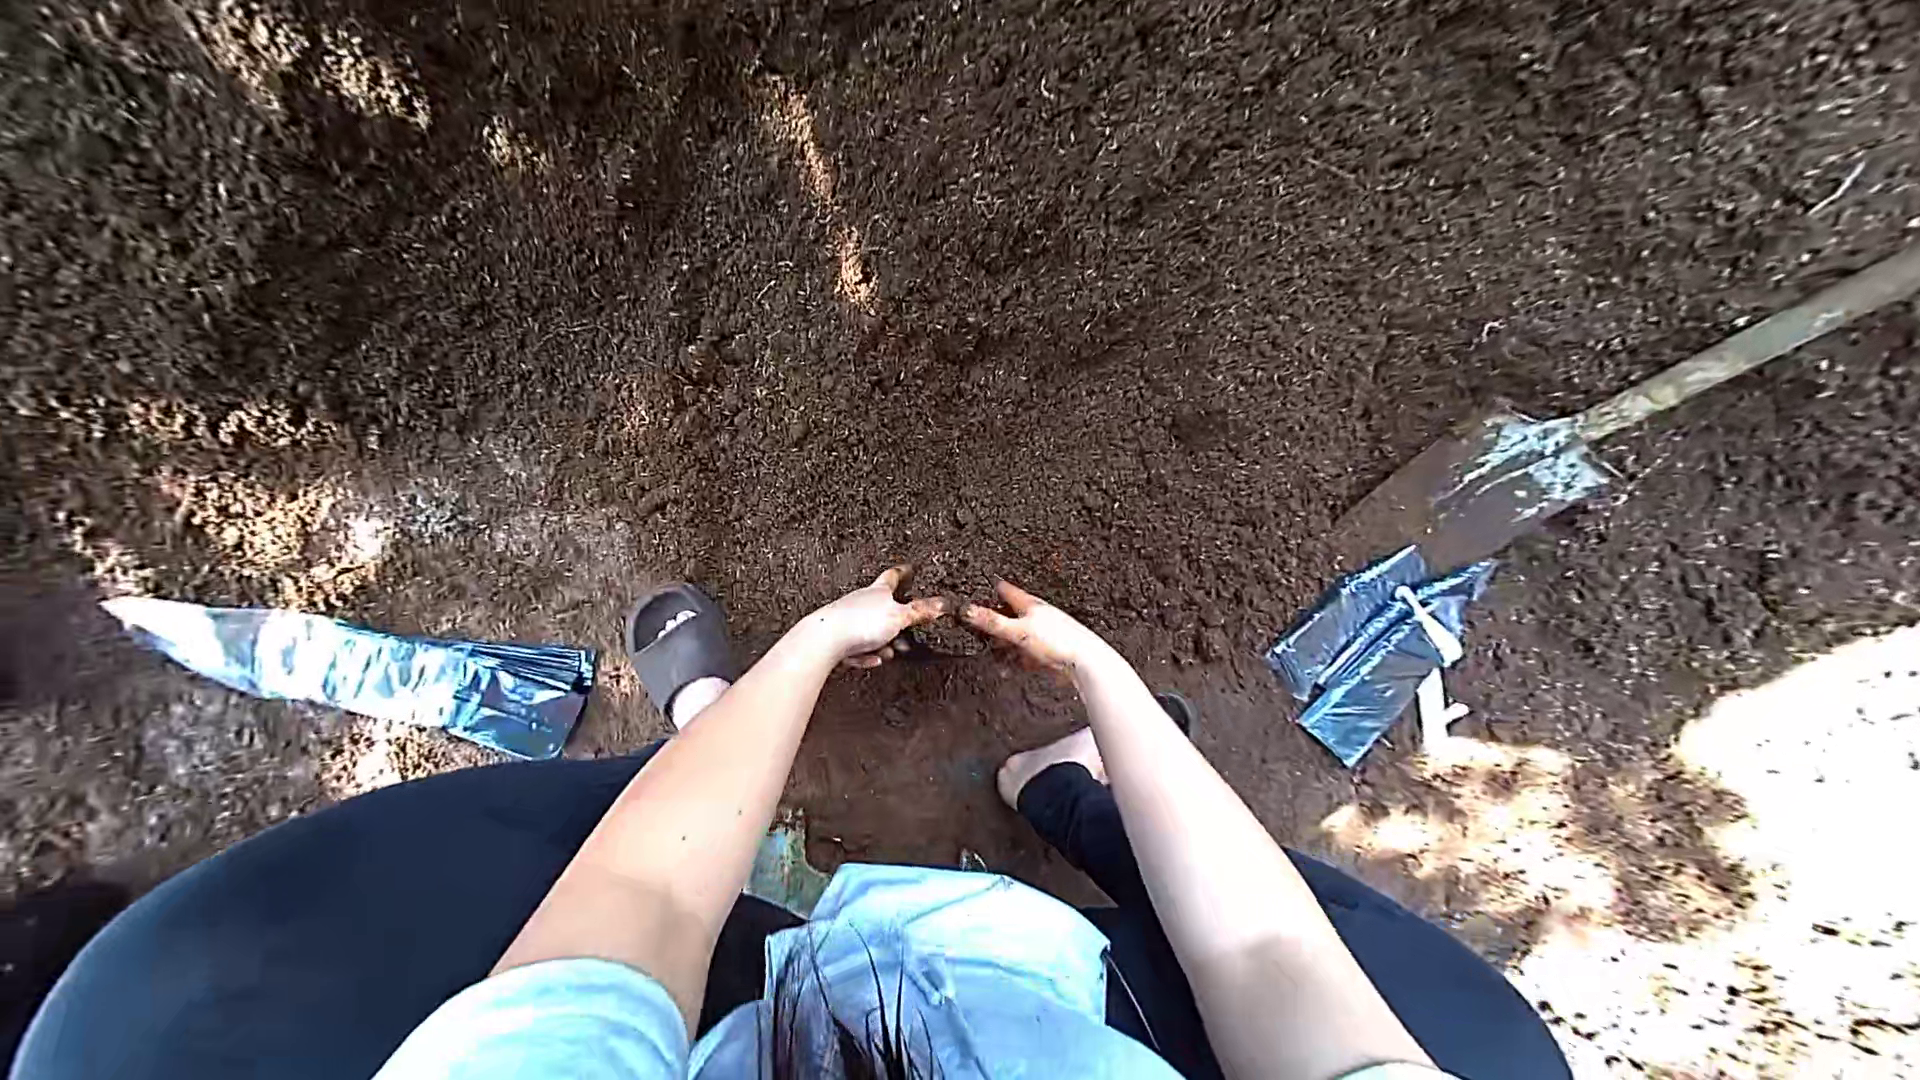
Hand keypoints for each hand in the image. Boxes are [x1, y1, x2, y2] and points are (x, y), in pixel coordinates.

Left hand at [806, 566, 947, 667]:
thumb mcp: (899, 617)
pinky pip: (857, 647)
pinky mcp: (837, 638)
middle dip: (895, 624)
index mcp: (876, 592)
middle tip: (905, 636)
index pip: (893, 577)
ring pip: (870, 631)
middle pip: (882, 609)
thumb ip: (921, 611)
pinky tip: (869, 659)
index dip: (903, 573)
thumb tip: (942, 603)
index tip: (909, 569)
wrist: (824, 641)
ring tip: (886, 653)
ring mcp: (847, 619)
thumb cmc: (858, 623)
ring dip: (881, 644)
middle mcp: (860, 601)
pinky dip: (865, 654)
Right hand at [962, 579, 1113, 673]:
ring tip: (996, 654)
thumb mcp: (1017, 631)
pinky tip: (1013, 667)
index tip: (986, 586)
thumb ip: (992, 621)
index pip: (1009, 592)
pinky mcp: (1051, 652)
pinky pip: (1028, 654)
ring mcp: (1046, 634)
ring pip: (1020, 637)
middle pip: (1013, 616)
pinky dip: (1018, 660)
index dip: (995, 589)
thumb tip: (968, 609)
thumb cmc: (1058, 640)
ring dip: (1007, 647)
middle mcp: (1040, 617)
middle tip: (983, 628)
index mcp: (1032, 605)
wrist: (1084, 662)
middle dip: (998, 623)